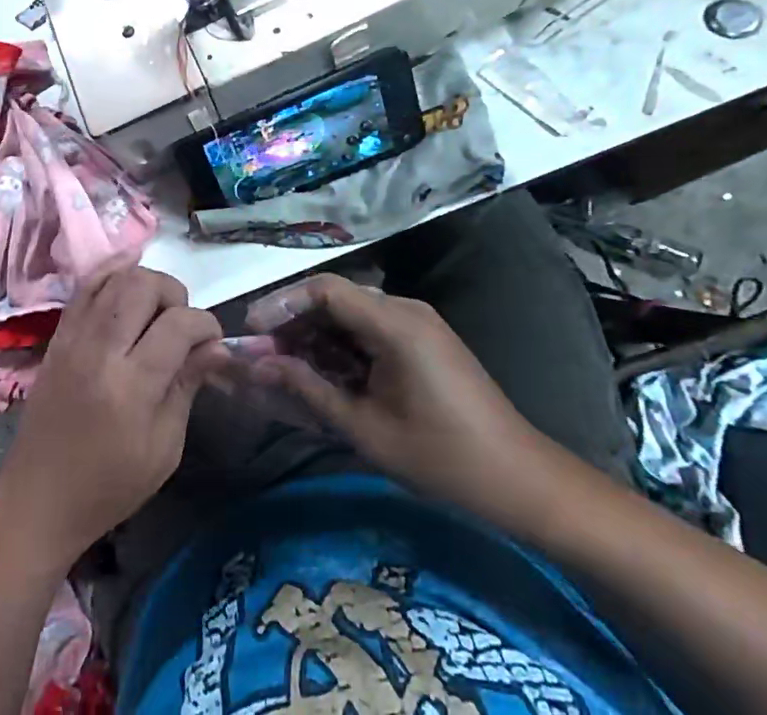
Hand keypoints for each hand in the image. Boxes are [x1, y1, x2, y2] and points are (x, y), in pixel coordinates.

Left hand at [0, 265, 227, 568]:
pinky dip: (110, 272)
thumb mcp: (165, 448)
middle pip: (144, 286)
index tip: (212, 345)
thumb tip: (218, 347)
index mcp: (131, 386)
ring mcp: (72, 340)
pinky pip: (84, 288)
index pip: (179, 324)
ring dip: (146, 283)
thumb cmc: (109, 486)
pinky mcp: (56, 339)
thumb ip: (188, 386)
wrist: (37, 501)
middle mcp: (99, 351)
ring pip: (115, 279)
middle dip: (176, 296)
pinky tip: (129, 272)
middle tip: (182, 327)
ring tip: (157, 312)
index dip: (206, 326)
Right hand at [246, 273, 545, 510]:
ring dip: (315, 338)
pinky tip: (321, 375)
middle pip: (336, 300)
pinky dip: (341, 349)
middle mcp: (406, 310)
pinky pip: (370, 332)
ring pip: (350, 316)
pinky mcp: (423, 341)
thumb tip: (257, 365)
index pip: (325, 290)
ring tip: (283, 370)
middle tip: (261, 358)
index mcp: (396, 323)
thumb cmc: (439, 456)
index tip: (250, 332)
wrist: (515, 476)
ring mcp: (418, 324)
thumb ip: (307, 389)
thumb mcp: (364, 426)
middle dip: (293, 325)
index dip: (281, 304)